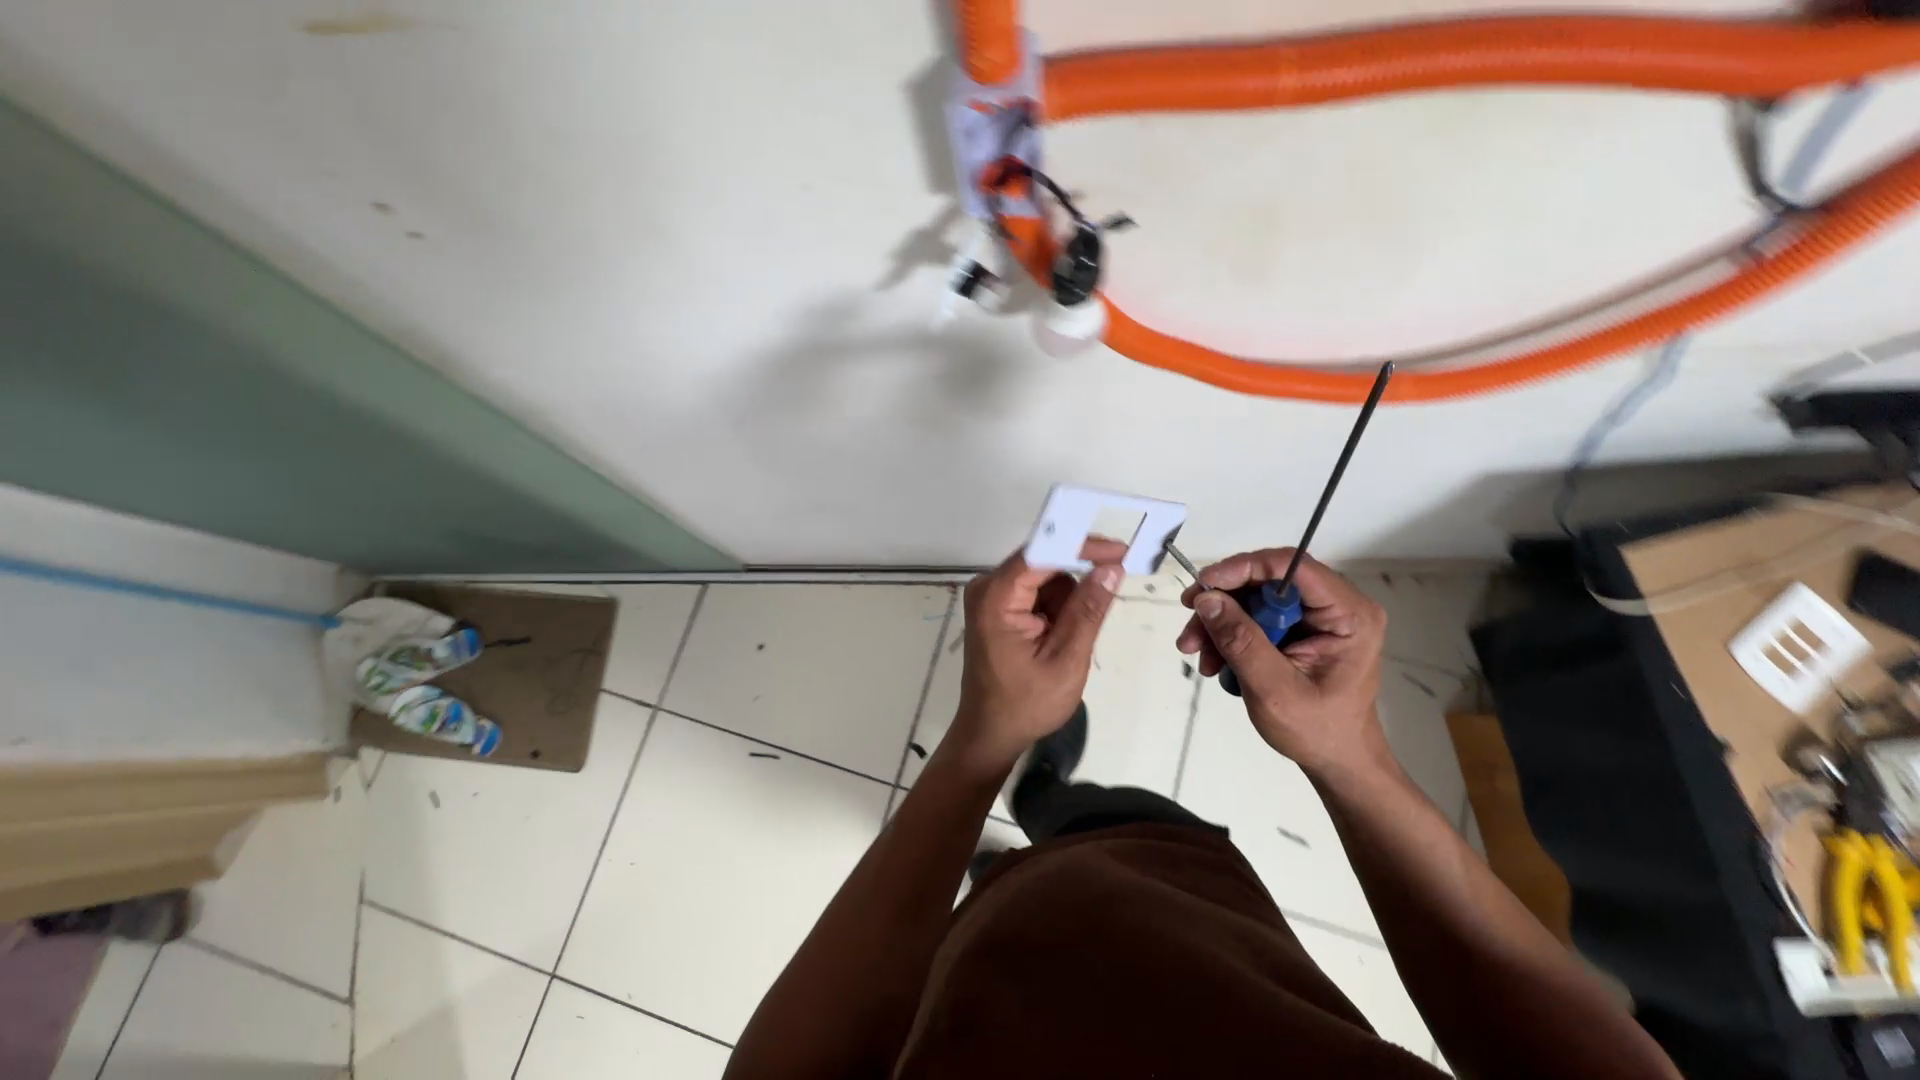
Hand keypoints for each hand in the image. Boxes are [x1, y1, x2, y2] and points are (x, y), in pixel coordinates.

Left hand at [946, 539, 1125, 778]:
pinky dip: (1059, 611)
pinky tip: (1059, 639)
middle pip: (1045, 562)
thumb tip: (1112, 568)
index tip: (1121, 550)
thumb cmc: (1026, 704)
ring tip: (1069, 641)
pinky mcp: (1001, 608)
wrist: (992, 733)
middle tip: (1103, 606)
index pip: (1043, 551)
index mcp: (996, 597)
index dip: (1082, 546)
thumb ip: (1088, 610)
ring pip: (1047, 578)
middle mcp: (989, 587)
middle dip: (1078, 581)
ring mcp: (993, 597)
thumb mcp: (1066, 659)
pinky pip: (1040, 593)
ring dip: (1069, 602)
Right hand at [1175, 549, 1388, 774]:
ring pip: (1255, 599)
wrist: (1337, 761)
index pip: (1291, 567)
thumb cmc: (1316, 731)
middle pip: (1267, 582)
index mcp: (1348, 614)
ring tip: (1197, 654)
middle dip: (1223, 604)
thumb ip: (1241, 641)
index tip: (1202, 588)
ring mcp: (1318, 617)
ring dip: (1220, 623)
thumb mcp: (1273, 688)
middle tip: (1191, 631)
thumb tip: (1207, 599)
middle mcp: (1337, 606)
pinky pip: (1257, 617)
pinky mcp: (1302, 630)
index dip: (1242, 569)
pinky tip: (1215, 660)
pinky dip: (1231, 635)